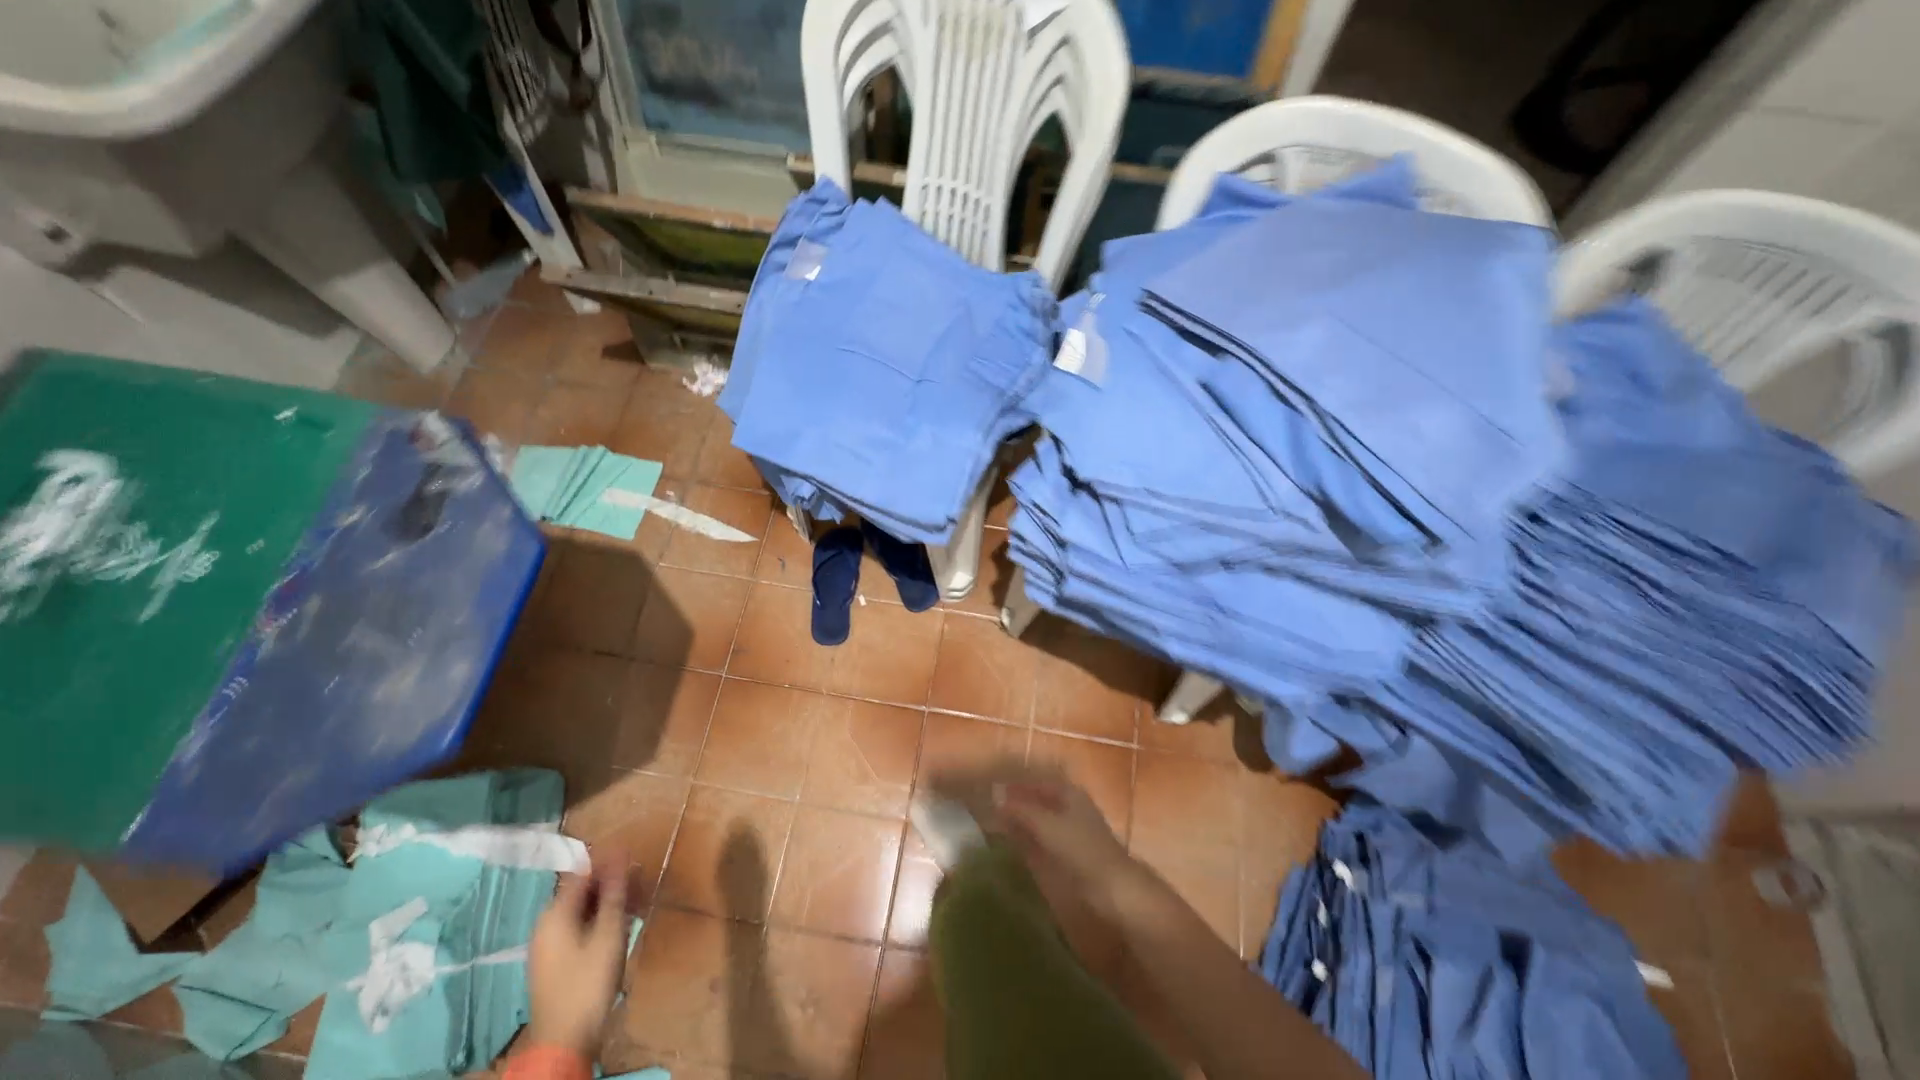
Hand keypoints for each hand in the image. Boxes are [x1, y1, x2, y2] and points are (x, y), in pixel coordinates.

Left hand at [526, 852, 628, 1057]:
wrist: (564, 1041)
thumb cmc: (588, 984)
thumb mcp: (608, 936)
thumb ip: (614, 895)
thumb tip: (619, 856)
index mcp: (554, 915)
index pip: (581, 873)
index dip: (607, 861)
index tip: (633, 854)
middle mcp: (546, 925)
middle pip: (580, 893)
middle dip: (610, 883)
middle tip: (642, 880)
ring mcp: (548, 945)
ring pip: (581, 912)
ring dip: (608, 903)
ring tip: (638, 902)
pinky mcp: (554, 962)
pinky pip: (577, 929)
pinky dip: (599, 922)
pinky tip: (620, 927)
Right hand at [995, 780, 1151, 921]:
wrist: (1112, 886)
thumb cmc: (1081, 848)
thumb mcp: (1047, 825)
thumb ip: (1021, 810)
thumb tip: (994, 796)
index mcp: (1071, 794)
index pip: (1039, 782)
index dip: (1018, 785)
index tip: (994, 789)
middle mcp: (1072, 809)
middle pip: (1041, 801)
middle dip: (1018, 803)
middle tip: (990, 808)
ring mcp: (1073, 832)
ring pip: (1041, 821)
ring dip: (1021, 822)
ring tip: (995, 825)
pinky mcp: (1072, 855)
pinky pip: (1045, 841)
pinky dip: (1029, 840)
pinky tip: (1013, 845)